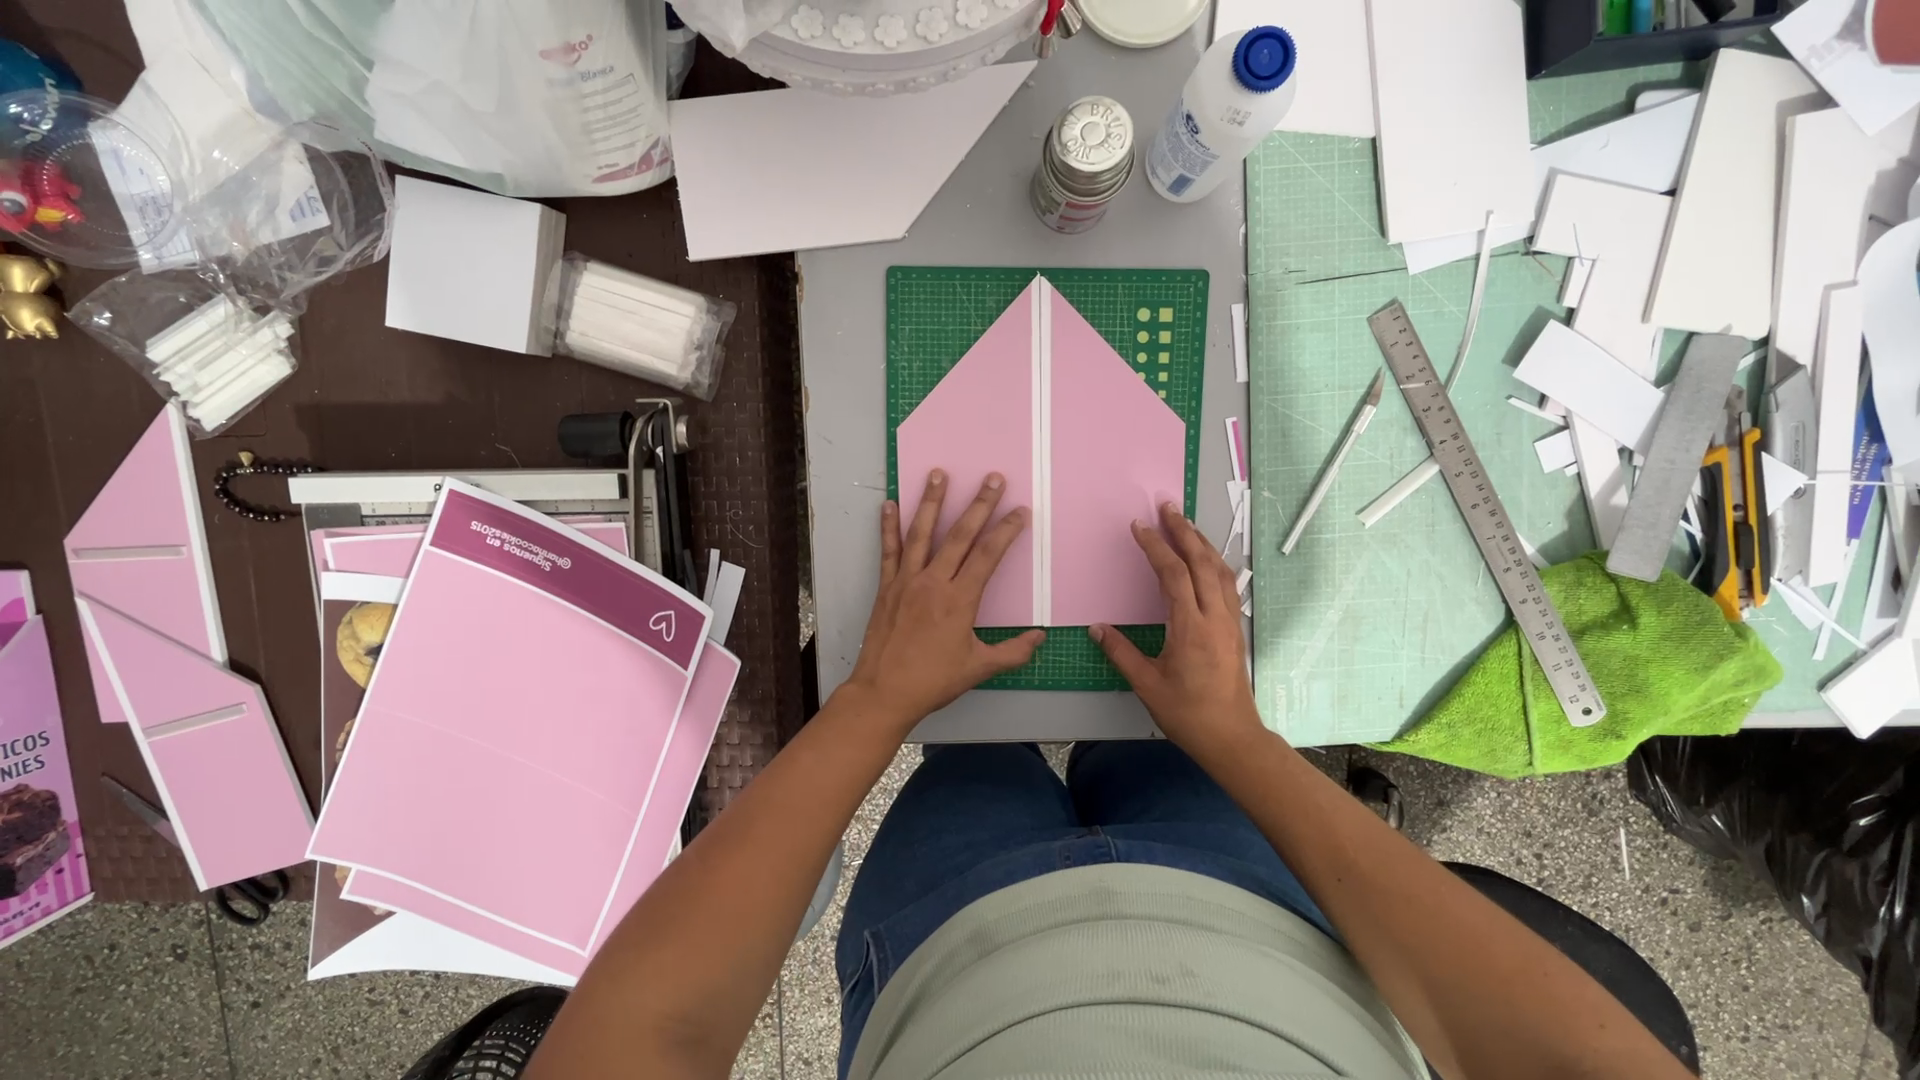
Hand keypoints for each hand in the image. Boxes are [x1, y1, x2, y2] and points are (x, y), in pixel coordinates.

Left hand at [841, 470, 1045, 731]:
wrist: (884, 692)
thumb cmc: (933, 681)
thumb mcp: (979, 668)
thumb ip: (1013, 652)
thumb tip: (1040, 638)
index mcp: (960, 599)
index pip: (989, 555)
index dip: (1007, 530)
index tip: (1020, 511)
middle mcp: (934, 582)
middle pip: (960, 535)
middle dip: (979, 504)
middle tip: (992, 478)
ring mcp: (907, 581)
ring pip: (922, 533)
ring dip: (931, 501)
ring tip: (939, 474)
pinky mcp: (887, 587)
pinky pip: (889, 550)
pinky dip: (889, 526)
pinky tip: (889, 504)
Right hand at [1090, 502, 1264, 757]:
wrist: (1231, 736)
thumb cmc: (1187, 713)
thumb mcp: (1146, 685)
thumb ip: (1121, 652)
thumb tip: (1097, 628)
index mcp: (1192, 627)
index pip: (1174, 575)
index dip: (1157, 547)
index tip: (1140, 527)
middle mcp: (1215, 617)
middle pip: (1203, 562)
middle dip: (1184, 531)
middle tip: (1168, 507)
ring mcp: (1229, 621)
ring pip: (1219, 570)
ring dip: (1202, 543)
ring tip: (1185, 524)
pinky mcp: (1234, 629)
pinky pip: (1227, 584)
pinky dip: (1214, 563)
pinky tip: (1206, 559)